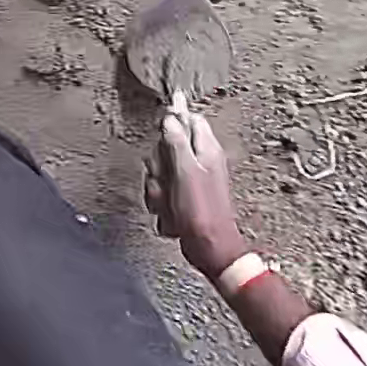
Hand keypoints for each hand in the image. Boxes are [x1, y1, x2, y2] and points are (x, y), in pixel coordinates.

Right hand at [143, 109, 245, 275]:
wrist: (208, 248)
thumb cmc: (202, 212)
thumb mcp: (186, 171)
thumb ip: (177, 141)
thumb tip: (170, 117)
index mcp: (206, 150)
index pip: (191, 119)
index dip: (173, 121)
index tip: (161, 133)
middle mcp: (200, 161)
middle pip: (168, 144)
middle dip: (159, 161)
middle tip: (166, 175)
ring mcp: (191, 179)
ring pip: (161, 168)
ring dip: (158, 185)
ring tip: (168, 199)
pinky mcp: (183, 195)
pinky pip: (161, 188)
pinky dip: (160, 199)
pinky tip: (168, 210)